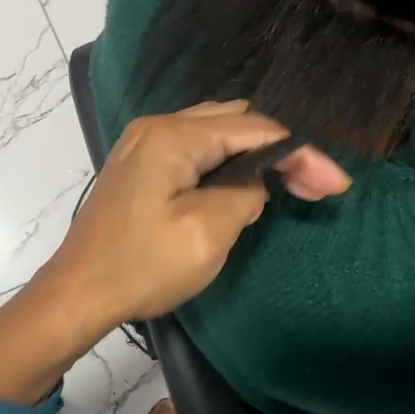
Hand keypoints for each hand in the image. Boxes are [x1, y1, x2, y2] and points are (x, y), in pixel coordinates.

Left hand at [0, 102, 347, 404]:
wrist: (78, 291)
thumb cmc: (141, 266)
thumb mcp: (207, 233)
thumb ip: (245, 194)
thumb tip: (253, 182)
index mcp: (172, 136)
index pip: (254, 129)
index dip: (300, 153)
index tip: (336, 186)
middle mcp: (156, 126)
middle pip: (236, 122)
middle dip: (281, 151)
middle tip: (317, 188)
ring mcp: (144, 143)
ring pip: (216, 133)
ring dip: (255, 156)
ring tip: (292, 187)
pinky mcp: (141, 164)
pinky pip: (195, 150)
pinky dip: (227, 164)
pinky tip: (246, 187)